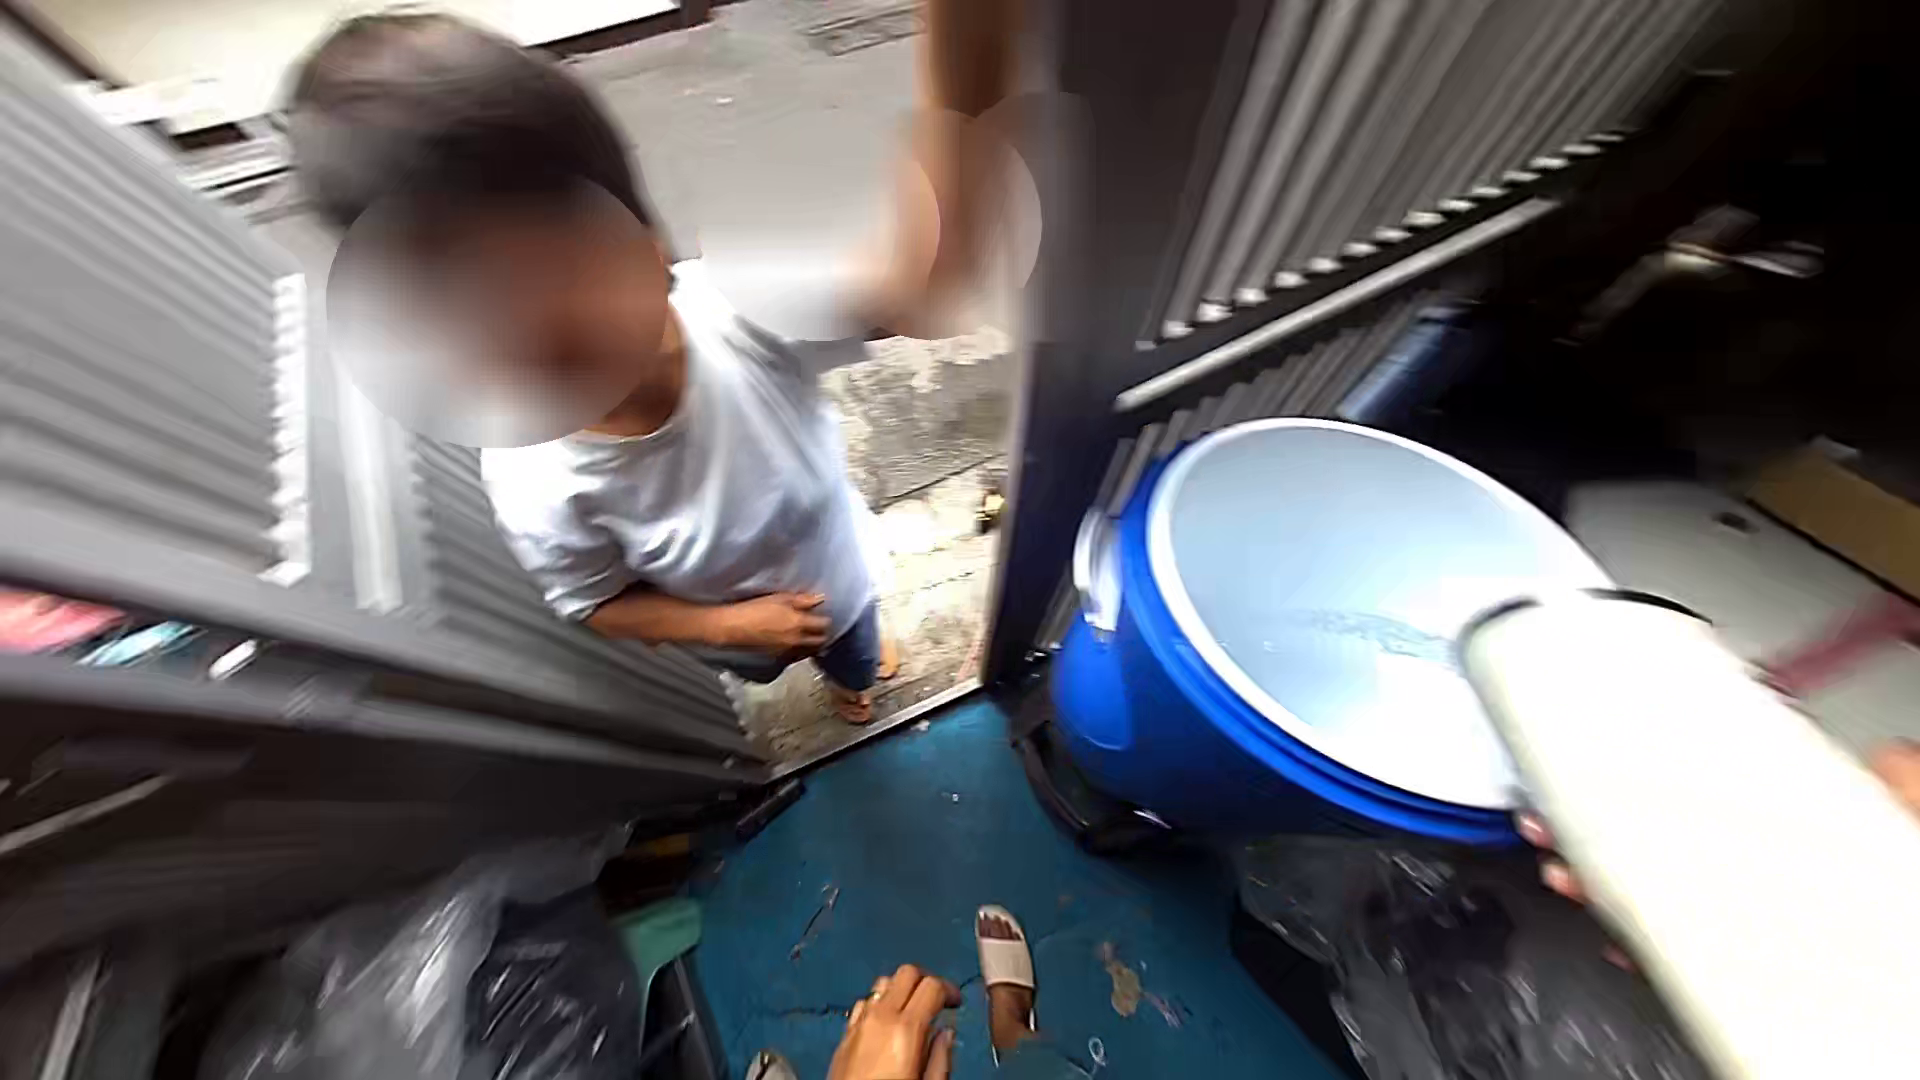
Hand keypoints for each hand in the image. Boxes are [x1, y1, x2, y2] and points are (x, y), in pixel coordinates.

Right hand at [718, 593, 830, 651]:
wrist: (734, 627)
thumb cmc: (756, 608)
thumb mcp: (780, 598)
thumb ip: (803, 600)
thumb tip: (821, 599)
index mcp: (799, 623)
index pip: (824, 625)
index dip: (826, 619)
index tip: (823, 615)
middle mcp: (797, 640)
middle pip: (820, 641)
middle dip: (823, 634)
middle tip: (819, 626)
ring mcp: (788, 650)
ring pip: (810, 651)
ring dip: (814, 644)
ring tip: (811, 636)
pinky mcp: (779, 656)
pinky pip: (797, 656)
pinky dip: (801, 651)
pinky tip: (797, 644)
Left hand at [828, 965, 958, 1079]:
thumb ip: (940, 1059)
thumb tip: (946, 1032)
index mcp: (906, 1029)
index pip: (932, 985)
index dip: (949, 989)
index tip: (956, 1003)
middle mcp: (882, 1016)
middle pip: (907, 972)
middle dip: (926, 981)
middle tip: (937, 1002)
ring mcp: (860, 1022)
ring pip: (884, 982)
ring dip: (901, 989)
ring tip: (912, 1011)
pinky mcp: (845, 1035)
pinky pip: (865, 1003)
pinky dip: (880, 1003)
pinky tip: (886, 1024)